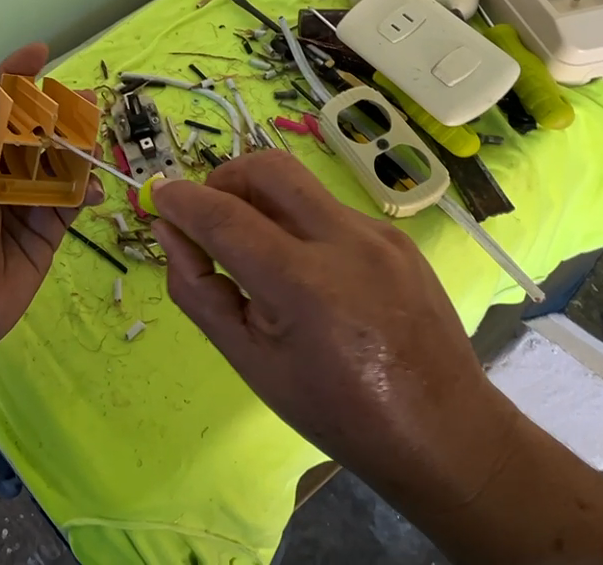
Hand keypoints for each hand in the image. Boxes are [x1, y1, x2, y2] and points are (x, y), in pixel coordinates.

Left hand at [0, 42, 103, 363]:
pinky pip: (73, 201)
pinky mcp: (48, 230)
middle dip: (59, 112)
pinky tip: (94, 189)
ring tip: (95, 138)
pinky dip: (87, 191)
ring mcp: (27, 200)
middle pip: (36, 131)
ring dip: (79, 147)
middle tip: (84, 100)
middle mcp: (1, 172)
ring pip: (60, 163)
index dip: (16, 76)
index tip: (40, 51)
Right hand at [151, 152, 520, 506]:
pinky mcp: (396, 237)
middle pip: (266, 168)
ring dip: (260, 200)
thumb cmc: (335, 409)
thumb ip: (199, 290)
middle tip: (209, 217)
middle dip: (223, 179)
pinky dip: (297, 223)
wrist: (447, 434)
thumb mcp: (248, 361)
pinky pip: (328, 209)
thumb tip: (169, 233)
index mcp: (303, 285)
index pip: (223, 216)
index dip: (181, 199)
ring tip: (256, 252)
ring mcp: (378, 235)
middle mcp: (345, 243)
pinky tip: (307, 274)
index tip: (156, 195)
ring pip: (298, 185)